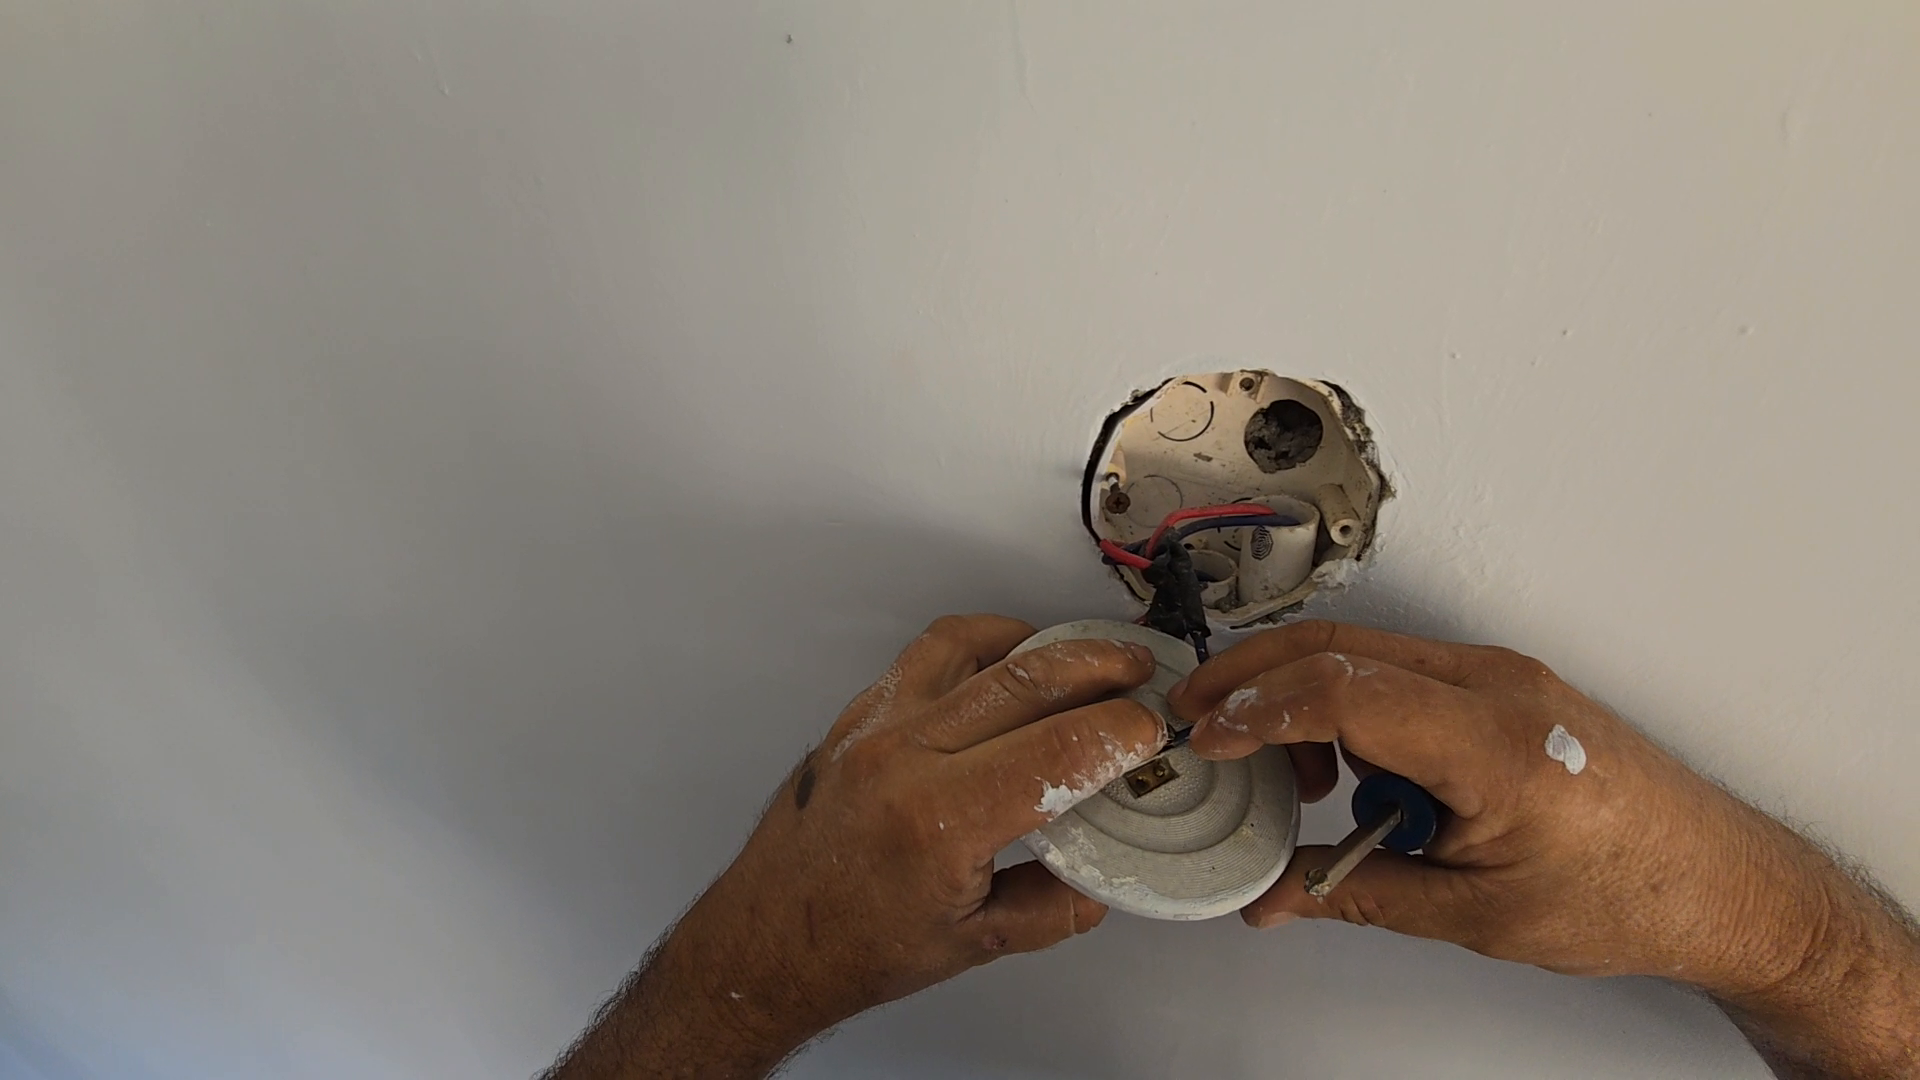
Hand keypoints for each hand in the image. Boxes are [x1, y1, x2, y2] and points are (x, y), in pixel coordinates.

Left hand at [549, 615, 1167, 1079]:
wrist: (767, 933)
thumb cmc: (852, 942)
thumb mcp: (971, 942)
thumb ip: (1051, 907)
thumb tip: (1100, 873)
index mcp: (938, 820)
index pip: (1055, 753)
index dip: (1118, 733)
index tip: (1149, 728)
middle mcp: (904, 756)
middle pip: (1023, 680)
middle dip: (1097, 665)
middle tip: (1135, 668)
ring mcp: (877, 723)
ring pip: (972, 646)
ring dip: (1039, 640)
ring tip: (1079, 650)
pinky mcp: (862, 711)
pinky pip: (929, 652)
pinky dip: (981, 641)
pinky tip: (1007, 654)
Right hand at [1168, 619, 1918, 1076]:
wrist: (1730, 882)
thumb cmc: (1629, 896)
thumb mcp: (1475, 913)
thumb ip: (1353, 892)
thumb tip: (1273, 896)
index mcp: (1495, 744)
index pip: (1345, 692)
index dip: (1260, 710)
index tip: (1211, 738)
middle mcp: (1490, 684)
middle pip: (1331, 645)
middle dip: (1247, 672)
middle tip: (1198, 710)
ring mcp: (1490, 671)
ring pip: (1350, 648)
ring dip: (1293, 693)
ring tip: (1296, 771)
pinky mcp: (1487, 678)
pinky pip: (1384, 666)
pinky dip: (1336, 701)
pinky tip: (1347, 762)